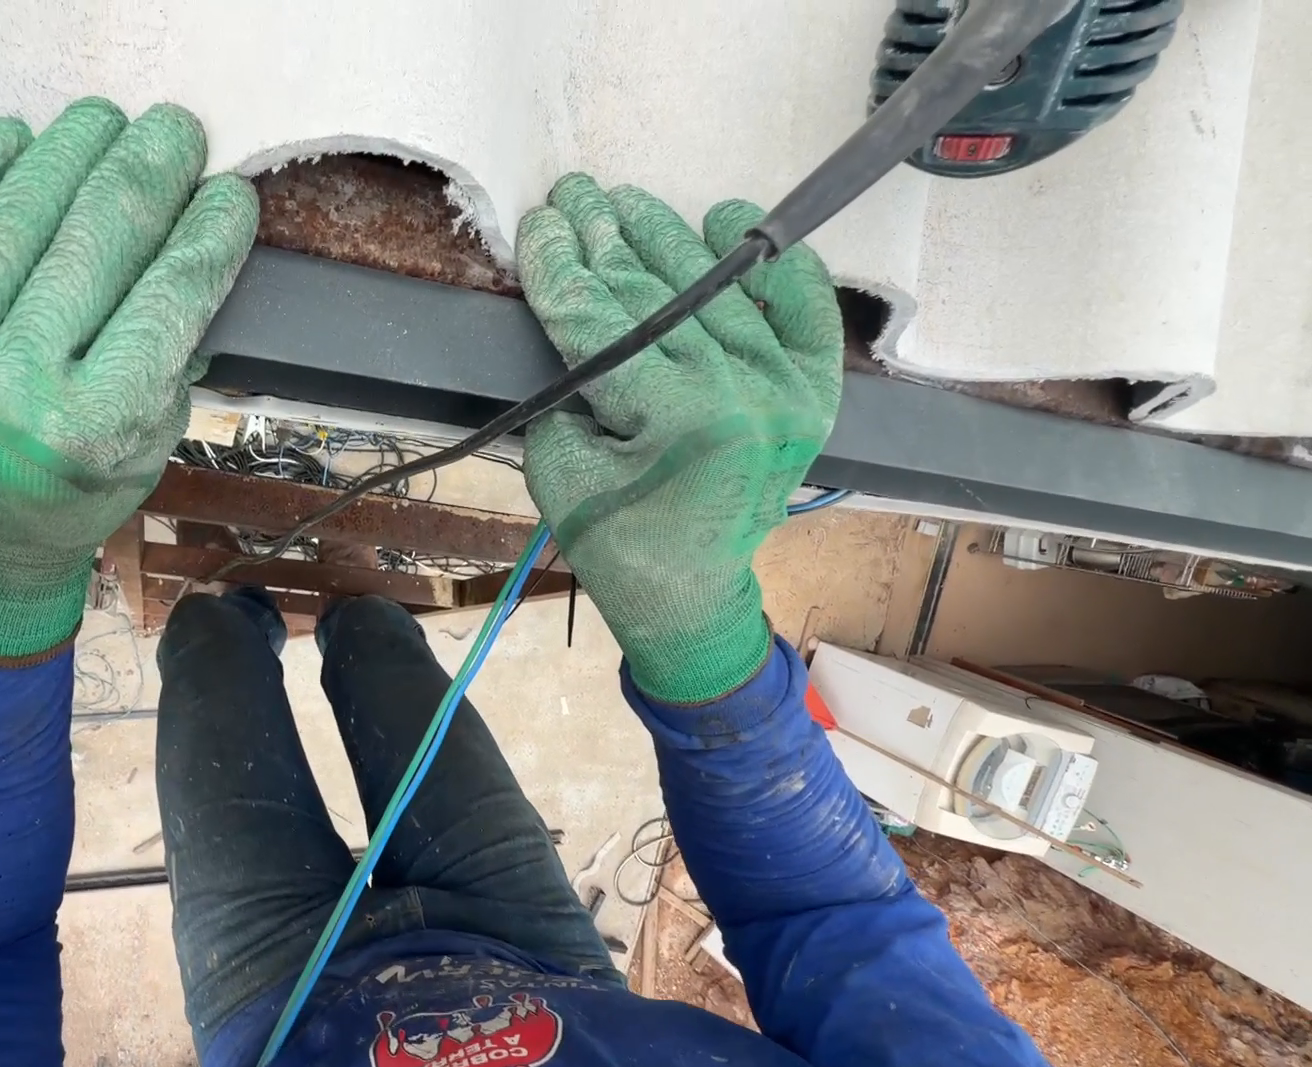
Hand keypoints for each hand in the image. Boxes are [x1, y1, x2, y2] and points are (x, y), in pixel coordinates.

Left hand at [0, 99, 257, 659]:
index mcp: (91, 427)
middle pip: (99, 240)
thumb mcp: (158, 432)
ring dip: (74, 150)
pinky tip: (22, 142)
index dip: (208, 233)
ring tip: (108, 125)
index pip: (166, 298)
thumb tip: (190, 229)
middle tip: (178, 130)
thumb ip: (175, 341)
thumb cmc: (90, 481)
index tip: (232, 193)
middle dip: (151, 171)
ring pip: (21, 209)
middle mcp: (8, 385)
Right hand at [516, 175, 841, 702]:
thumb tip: (570, 314)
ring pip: (714, 289)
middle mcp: (741, 390)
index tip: (537, 225)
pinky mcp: (812, 390)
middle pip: (656, 296)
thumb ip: (563, 391)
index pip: (600, 322)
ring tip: (624, 200)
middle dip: (603, 241)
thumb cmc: (613, 540)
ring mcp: (786, 386)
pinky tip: (725, 218)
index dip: (561, 269)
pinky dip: (768, 261)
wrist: (688, 591)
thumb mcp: (558, 469)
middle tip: (572, 192)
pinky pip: (800, 307)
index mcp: (674, 419)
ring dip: (662, 238)